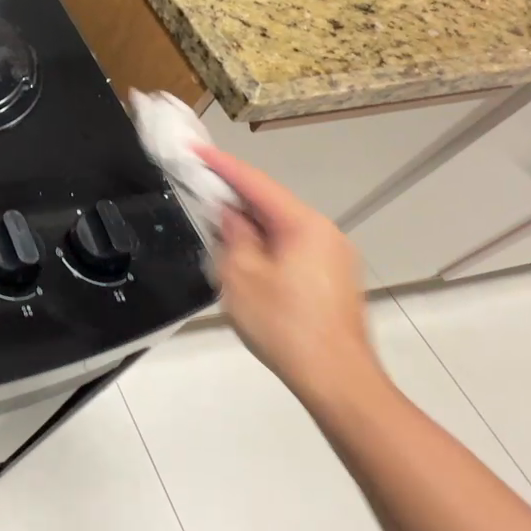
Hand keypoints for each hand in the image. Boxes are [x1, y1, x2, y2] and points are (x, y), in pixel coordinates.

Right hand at [197, 145, 383, 403]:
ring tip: (212, 223)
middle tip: (196, 187)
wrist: (338, 382)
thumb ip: (231, 234)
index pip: (255, 183)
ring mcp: (333, 258)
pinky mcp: (331, 280)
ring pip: (280, 226)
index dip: (220, 165)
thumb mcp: (240, 274)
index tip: (193, 148)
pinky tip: (241, 256)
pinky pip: (290, 246)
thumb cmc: (284, 324)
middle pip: (270, 203)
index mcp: (304, 225)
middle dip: (233, 196)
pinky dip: (263, 242)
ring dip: (246, 223)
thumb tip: (229, 215)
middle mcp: (325, 234)